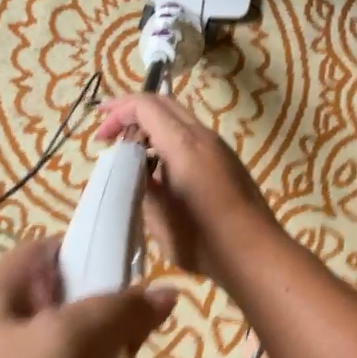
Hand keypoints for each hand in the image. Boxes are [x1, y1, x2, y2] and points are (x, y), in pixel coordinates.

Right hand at [95, 94, 281, 286]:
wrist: (256, 253)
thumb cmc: (202, 239)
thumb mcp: (158, 216)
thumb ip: (142, 184)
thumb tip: (135, 169)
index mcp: (183, 144)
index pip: (146, 106)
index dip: (118, 113)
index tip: (100, 135)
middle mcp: (202, 136)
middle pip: (163, 103)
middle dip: (131, 110)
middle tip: (108, 128)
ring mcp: (218, 146)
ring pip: (179, 118)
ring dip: (151, 124)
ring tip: (129, 148)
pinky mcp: (226, 160)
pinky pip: (191, 135)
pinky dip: (168, 138)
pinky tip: (158, 165)